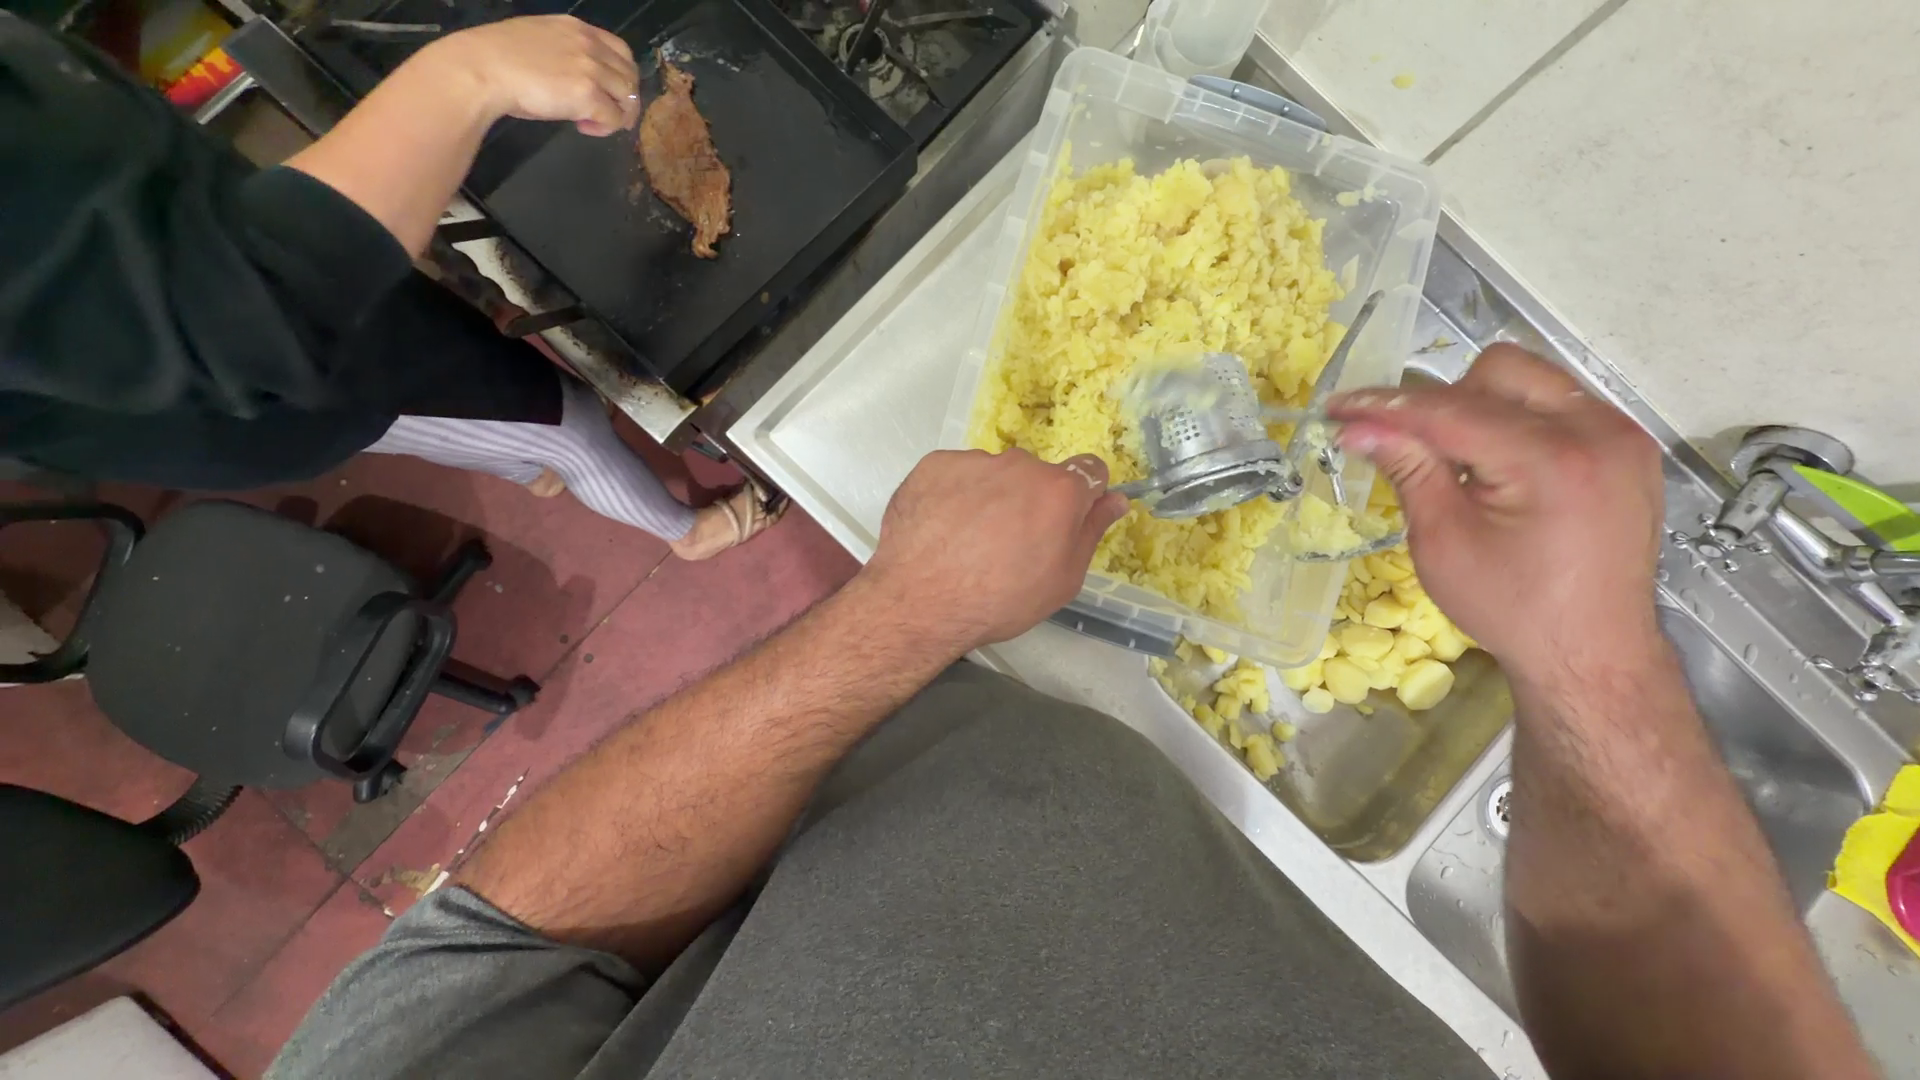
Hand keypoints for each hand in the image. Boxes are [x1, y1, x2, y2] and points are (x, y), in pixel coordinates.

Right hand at [419, 16, 639, 135]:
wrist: (482, 68)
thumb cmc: (500, 58)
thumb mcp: (540, 42)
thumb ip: (567, 54)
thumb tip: (578, 79)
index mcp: (576, 27)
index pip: (621, 51)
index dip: (623, 75)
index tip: (613, 92)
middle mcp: (589, 44)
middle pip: (630, 76)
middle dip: (625, 99)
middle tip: (610, 116)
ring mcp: (591, 69)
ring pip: (628, 99)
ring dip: (616, 115)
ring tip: (592, 122)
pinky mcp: (589, 95)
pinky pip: (615, 119)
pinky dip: (605, 128)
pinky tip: (583, 127)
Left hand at [862, 450, 1128, 655]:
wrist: (919, 600)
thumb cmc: (1000, 600)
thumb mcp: (1062, 580)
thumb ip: (1091, 532)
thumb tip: (1115, 500)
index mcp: (1060, 491)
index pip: (1090, 471)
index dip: (1082, 496)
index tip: (1064, 521)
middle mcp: (1020, 464)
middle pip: (1037, 476)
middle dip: (1031, 501)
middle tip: (1009, 544)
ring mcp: (974, 461)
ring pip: (995, 475)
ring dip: (991, 497)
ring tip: (968, 541)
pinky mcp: (935, 465)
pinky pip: (957, 475)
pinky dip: (954, 495)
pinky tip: (943, 529)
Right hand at [1330, 345, 1665, 686]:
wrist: (1590, 651)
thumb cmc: (1510, 606)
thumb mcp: (1442, 540)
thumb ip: (1407, 469)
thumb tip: (1358, 427)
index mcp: (1550, 459)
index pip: (1449, 409)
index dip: (1385, 405)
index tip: (1338, 407)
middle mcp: (1597, 430)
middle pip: (1499, 372)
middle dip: (1442, 400)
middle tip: (1410, 444)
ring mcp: (1621, 435)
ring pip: (1532, 381)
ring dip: (1480, 405)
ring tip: (1457, 458)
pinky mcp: (1627, 448)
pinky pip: (1560, 405)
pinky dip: (1515, 421)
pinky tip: (1498, 466)